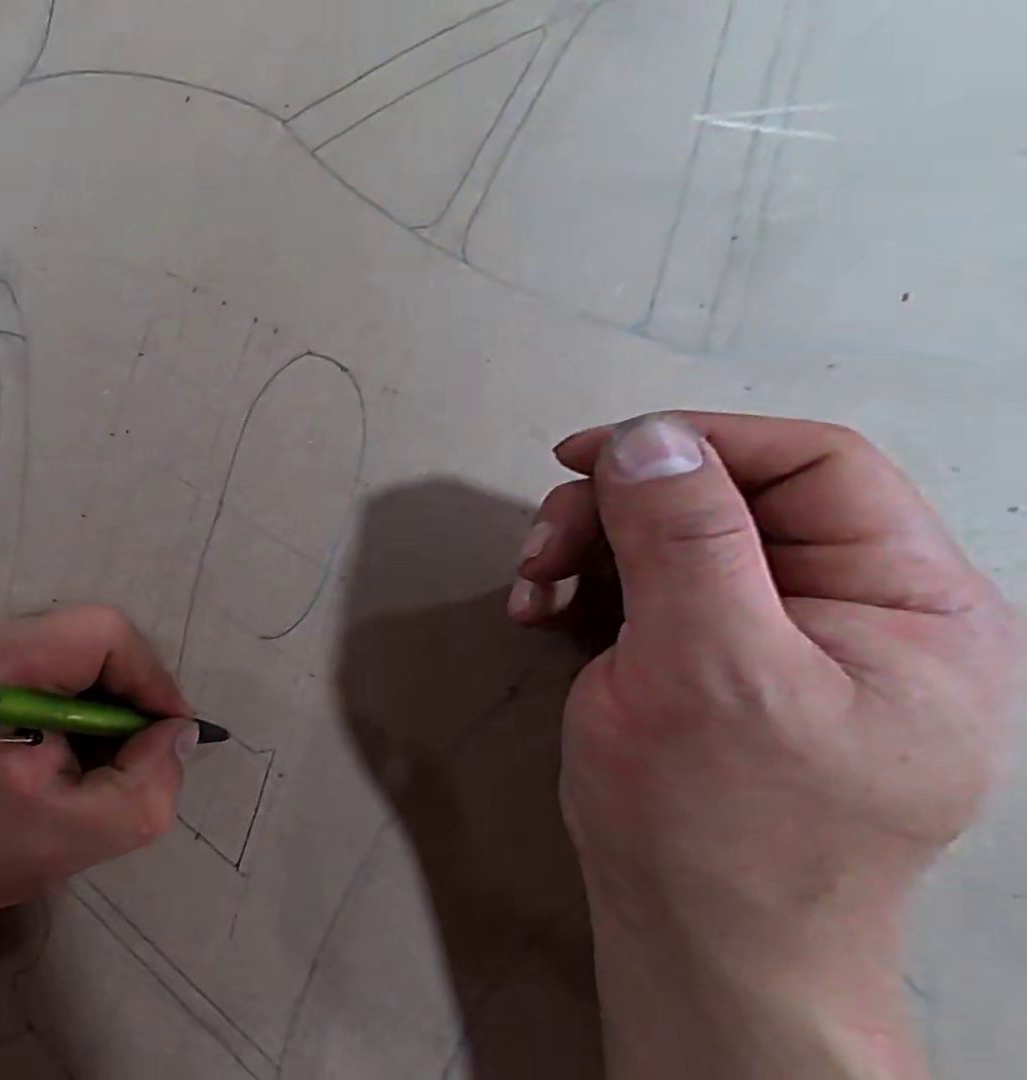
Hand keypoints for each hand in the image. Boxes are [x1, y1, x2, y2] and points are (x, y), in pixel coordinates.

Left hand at [0, 606, 198, 928]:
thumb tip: (178, 731)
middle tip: (131, 759)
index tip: (168, 737)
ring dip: (97, 701)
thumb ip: (149, 784)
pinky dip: (67, 698)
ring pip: (69, 649)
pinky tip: (56, 747)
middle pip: (87, 639)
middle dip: (124, 698)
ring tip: (90, 761)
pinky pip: (42, 659)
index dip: (150, 680)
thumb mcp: (77, 838)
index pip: (104, 633)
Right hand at [514, 413, 1019, 1076]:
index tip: (583, 455)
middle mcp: (837, 603)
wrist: (691, 924)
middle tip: (540, 551)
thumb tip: (647, 437)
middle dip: (611, 513)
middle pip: (715, 499)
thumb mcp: (706, 669)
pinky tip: (539, 612)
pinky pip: (630, 583)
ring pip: (658, 537)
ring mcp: (757, 629)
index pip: (809, 466)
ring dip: (580, 549)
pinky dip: (574, 586)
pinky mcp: (689, 650)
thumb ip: (684, 544)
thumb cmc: (719, 813)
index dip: (693, 443)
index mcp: (903, 600)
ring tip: (531, 591)